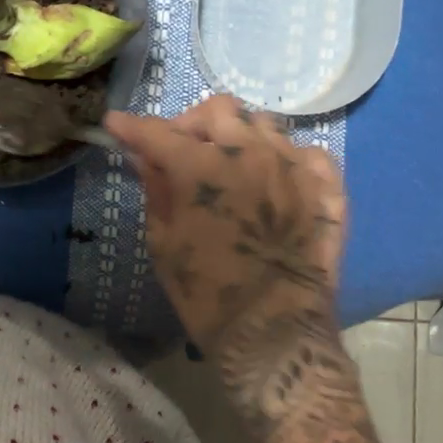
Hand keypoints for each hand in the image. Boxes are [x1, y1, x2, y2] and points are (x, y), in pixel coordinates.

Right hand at [103, 96, 346, 351]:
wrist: (274, 332)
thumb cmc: (206, 295)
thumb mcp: (164, 245)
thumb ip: (156, 191)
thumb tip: (145, 158)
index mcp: (201, 167)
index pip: (159, 132)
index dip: (132, 127)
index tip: (116, 124)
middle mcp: (250, 152)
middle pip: (217, 111)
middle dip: (191, 125)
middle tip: (180, 152)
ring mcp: (293, 166)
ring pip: (263, 124)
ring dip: (239, 138)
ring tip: (230, 167)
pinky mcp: (325, 187)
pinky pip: (304, 153)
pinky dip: (283, 160)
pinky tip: (273, 182)